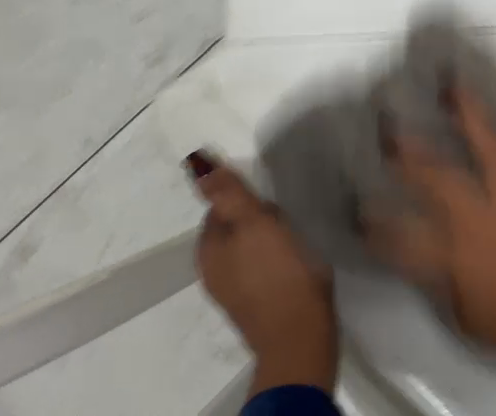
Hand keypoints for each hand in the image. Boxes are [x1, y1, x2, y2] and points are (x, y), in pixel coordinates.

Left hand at [187, 151, 338, 397]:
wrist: (300, 333)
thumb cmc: (279, 274)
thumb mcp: (255, 226)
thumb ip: (230, 195)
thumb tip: (195, 162)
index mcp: (209, 251)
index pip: (218, 208)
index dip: (244, 195)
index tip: (274, 192)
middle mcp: (214, 271)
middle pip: (233, 228)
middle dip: (257, 214)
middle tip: (290, 208)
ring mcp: (236, 290)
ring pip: (249, 248)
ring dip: (268, 235)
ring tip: (298, 227)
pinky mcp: (259, 301)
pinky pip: (263, 266)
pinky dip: (276, 255)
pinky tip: (298, 255)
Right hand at [365, 85, 495, 391]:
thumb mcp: (472, 319)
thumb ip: (445, 286)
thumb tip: (427, 264)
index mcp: (456, 256)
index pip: (401, 236)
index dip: (376, 221)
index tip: (360, 203)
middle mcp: (482, 215)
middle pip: (436, 179)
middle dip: (408, 152)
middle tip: (390, 126)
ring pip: (489, 146)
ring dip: (469, 114)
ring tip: (453, 86)